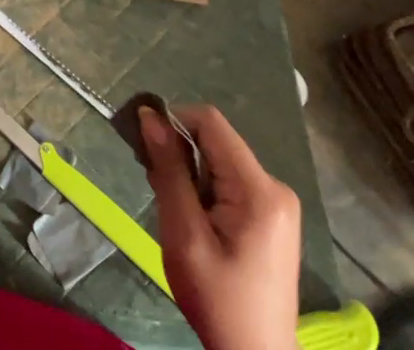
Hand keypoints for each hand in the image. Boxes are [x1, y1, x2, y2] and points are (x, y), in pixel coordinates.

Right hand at [141, 105, 301, 349]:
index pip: (210, 123)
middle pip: (215, 141)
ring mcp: (276, 203)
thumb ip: (169, 171)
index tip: (137, 139)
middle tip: (151, 183)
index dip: (170, 120)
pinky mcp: (271, 217)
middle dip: (176, 151)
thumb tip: (150, 116)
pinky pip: (228, 182)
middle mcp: (274, 187)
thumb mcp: (184, 233)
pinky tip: (190, 218)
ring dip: (187, 172)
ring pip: (218, 161)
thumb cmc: (216, 296)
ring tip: (172, 209)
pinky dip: (202, 188)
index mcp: (260, 189)